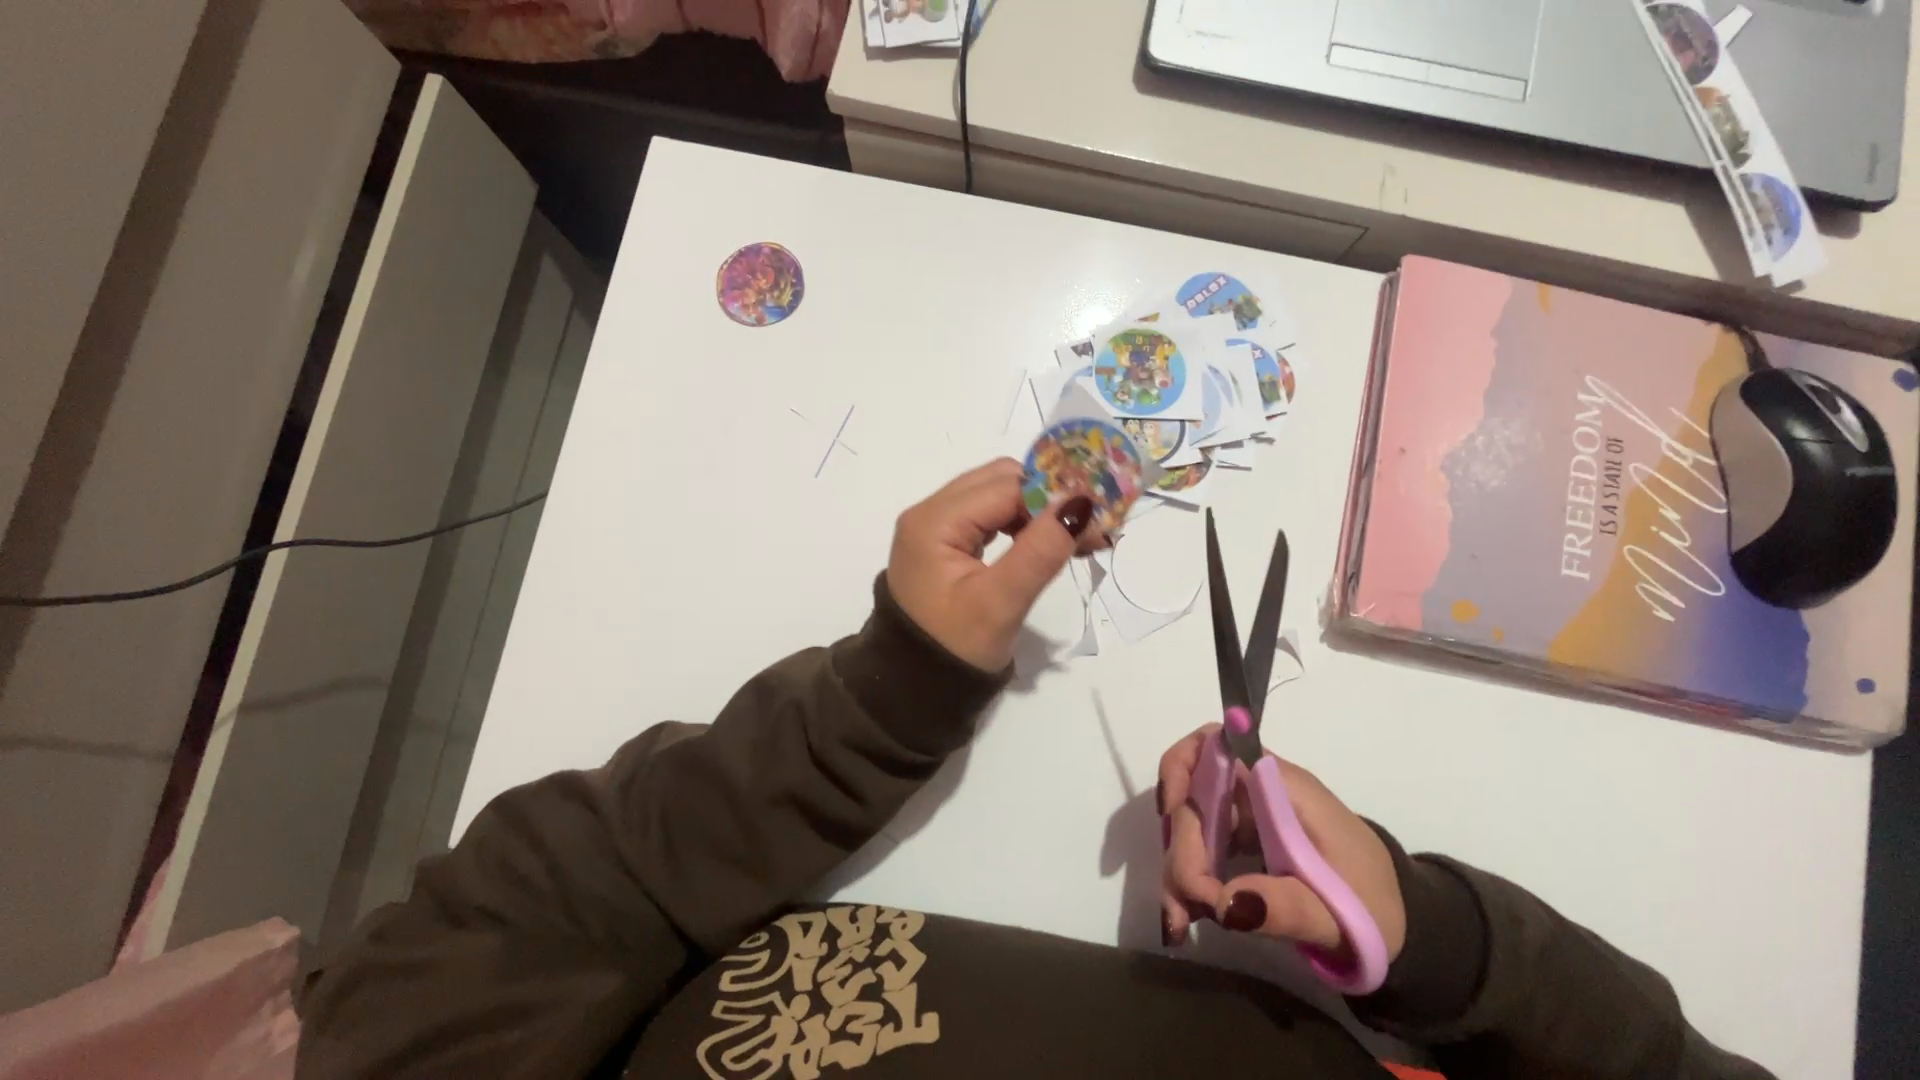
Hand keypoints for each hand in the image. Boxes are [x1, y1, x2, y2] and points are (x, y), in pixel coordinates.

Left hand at [886, 459, 1103, 671]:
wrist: (913, 687)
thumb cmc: (955, 648)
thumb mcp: (1000, 603)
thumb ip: (1039, 552)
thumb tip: (1081, 503)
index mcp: (934, 522)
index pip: (1006, 486)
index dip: (1054, 496)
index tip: (1098, 519)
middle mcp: (929, 512)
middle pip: (1001, 481)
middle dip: (1049, 499)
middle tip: (1092, 530)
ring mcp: (934, 526)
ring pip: (997, 495)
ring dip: (1038, 510)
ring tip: (1077, 539)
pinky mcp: (943, 542)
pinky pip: (988, 515)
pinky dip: (1021, 523)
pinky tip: (1048, 543)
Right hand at [1158, 726, 1405, 961]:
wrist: (1401, 922)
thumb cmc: (1373, 905)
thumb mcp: (1336, 915)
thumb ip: (1283, 908)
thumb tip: (1223, 902)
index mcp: (1283, 790)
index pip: (1218, 744)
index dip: (1182, 766)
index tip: (1171, 812)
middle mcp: (1257, 793)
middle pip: (1193, 798)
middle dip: (1181, 849)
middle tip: (1191, 905)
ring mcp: (1245, 818)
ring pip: (1189, 826)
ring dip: (1176, 870)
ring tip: (1181, 921)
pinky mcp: (1239, 843)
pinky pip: (1198, 849)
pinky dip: (1185, 880)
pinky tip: (1187, 915)